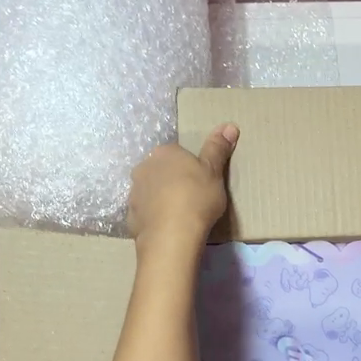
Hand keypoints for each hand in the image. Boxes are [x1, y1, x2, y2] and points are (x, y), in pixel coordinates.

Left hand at [127, 123, 238, 253]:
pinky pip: (144, 212)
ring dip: (160, 199)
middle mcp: (144, 166)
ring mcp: (134, 191)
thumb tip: (230, 125)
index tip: (200, 183)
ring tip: (178, 217)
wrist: (172, 235)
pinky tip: (166, 228)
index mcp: (166, 152)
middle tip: (190, 199)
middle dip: (171, 181)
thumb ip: (218, 149)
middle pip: (160, 170)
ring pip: (150, 191)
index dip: (190, 168)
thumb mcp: (214, 173)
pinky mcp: (130, 214)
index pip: (177, 154)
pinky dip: (153, 217)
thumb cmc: (197, 199)